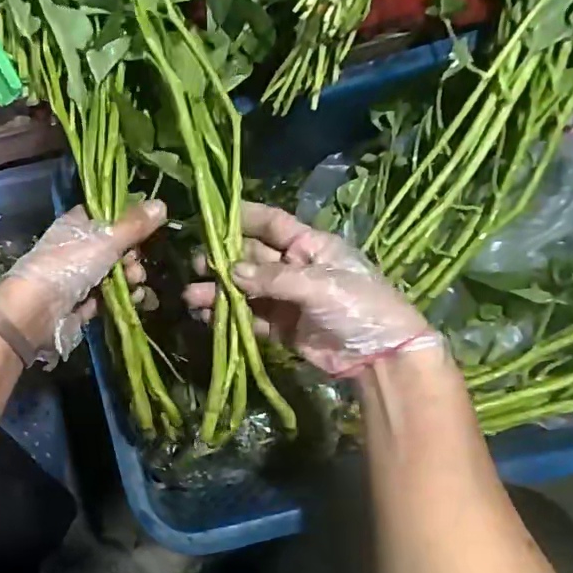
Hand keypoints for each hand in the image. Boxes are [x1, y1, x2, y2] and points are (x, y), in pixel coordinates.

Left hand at [0, 201, 165, 360]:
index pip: (106, 215)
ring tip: (135, 285)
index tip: (147, 229)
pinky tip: (137, 299)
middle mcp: (77, 248)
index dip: (128, 221)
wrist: (36, 312)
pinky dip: (125, 297)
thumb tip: (161, 204)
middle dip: (133, 256)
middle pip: (115, 247)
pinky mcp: (83, 303)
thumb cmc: (68, 266)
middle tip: (136, 266)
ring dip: (131, 278)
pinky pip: (110, 296)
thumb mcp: (105, 240)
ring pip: (115, 273)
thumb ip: (134, 226)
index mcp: (76, 225)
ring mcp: (80, 277)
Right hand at [182, 201, 442, 377]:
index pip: (271, 223)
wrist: (380, 358)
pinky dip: (228, 317)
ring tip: (192, 296)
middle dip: (222, 259)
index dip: (242, 217)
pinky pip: (248, 317)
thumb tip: (231, 272)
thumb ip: (274, 278)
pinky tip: (206, 316)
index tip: (211, 214)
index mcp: (309, 246)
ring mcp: (285, 298)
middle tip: (197, 264)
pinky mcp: (279, 327)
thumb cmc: (360, 306)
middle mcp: (293, 267)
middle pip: (250, 257)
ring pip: (244, 289)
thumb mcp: (320, 285)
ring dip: (219, 291)